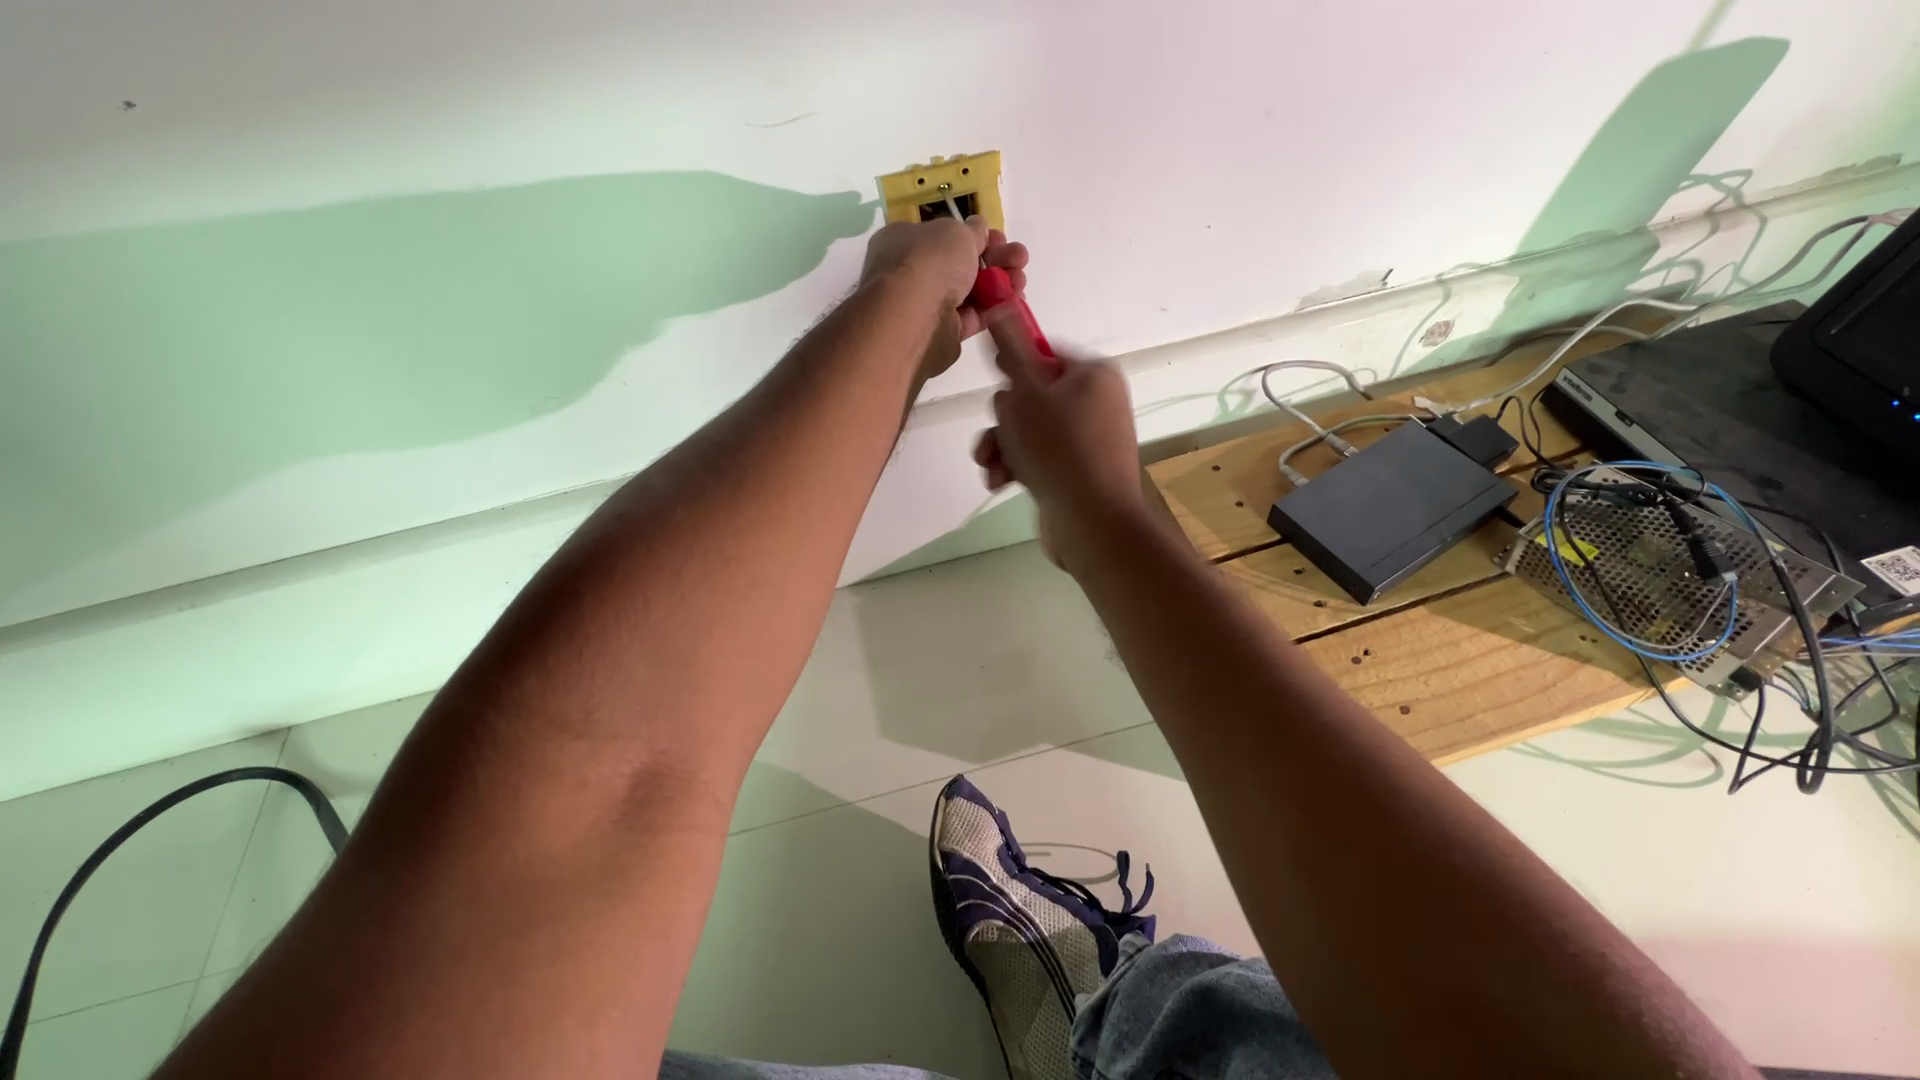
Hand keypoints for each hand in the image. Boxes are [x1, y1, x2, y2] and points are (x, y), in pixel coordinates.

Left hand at [860, 216, 1029, 379]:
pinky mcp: (941, 332)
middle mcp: (911, 272)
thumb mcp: (956, 232)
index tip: (999, 238)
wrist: (916, 317)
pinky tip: (1015, 301)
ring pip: (969, 291)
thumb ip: (972, 230)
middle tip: (1020, 258)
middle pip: (960, 263)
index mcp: (905, 241)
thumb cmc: (931, 262)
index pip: (942, 235)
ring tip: (1021, 281)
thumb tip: (978, 229)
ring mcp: (925, 304)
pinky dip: (992, 309)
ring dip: (998, 283)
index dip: (974, 236)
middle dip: (995, 259)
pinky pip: (970, 317)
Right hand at [973, 314, 1146, 570]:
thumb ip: (1010, 349)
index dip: (1011, 367)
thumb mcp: (1027, 393)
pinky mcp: (1076, 472)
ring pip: (1027, 430)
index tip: (993, 383)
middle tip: (1000, 435)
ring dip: (1001, 446)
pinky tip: (1002, 482)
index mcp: (1093, 374)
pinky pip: (1036, 457)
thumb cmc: (1060, 450)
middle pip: (1029, 395)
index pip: (1042, 353)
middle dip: (1003, 420)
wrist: (1092, 523)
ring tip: (993, 465)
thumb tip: (1002, 302)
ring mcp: (1087, 440)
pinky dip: (1016, 466)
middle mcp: (1096, 402)